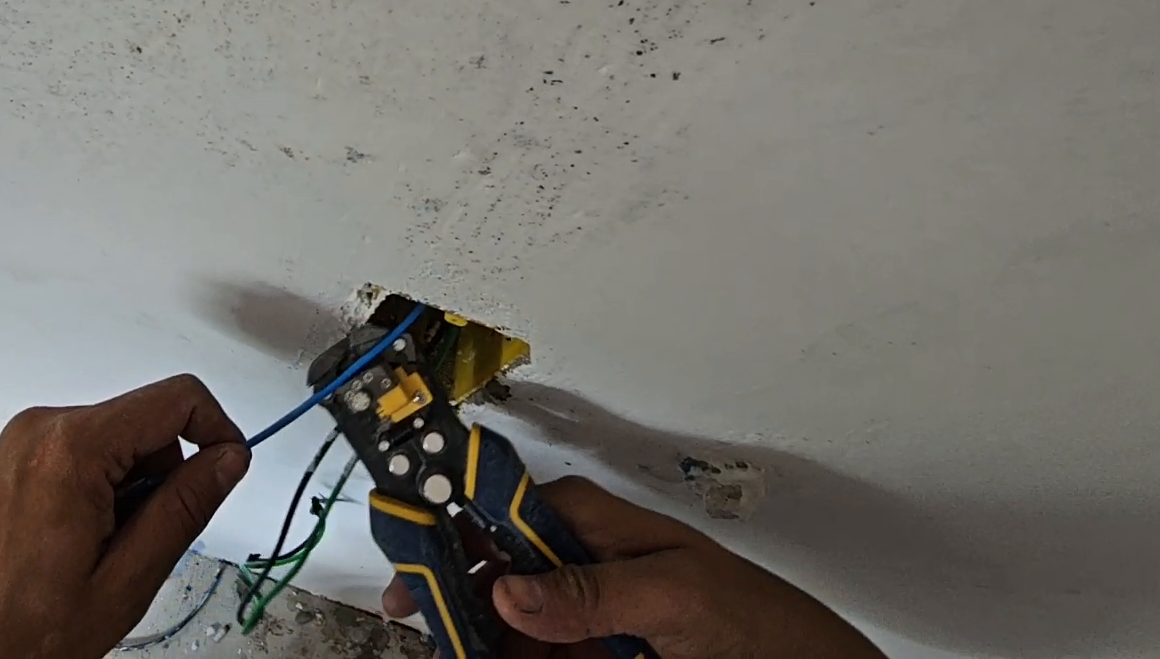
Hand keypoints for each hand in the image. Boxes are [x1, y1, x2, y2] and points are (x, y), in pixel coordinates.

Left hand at [0, 374, 249, 658]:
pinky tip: (77, 545)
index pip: (178, 397)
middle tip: (147, 542)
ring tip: (102, 555)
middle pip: (146, 420)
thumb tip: (228, 460)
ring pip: (116, 439)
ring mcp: (21, 441)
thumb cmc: (4, 642)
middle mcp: (44, 427)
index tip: (227, 469)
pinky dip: (99, 488)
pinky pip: (81, 452)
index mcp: (75, 447)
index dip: (218, 429)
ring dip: (130, 488)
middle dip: (166, 474)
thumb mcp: (120, 583)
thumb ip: (184, 510)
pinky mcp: (9, 459)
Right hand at [384, 476, 884, 658]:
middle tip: (412, 624)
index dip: (448, 536)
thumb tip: (508, 592)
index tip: (412, 570)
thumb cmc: (747, 614)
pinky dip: (504, 657)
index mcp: (581, 519)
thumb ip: (589, 592)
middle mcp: (568, 554)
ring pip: (502, 618)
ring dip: (472, 637)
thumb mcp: (670, 594)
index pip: (496, 515)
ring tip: (446, 648)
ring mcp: (574, 605)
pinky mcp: (583, 647)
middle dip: (451, 596)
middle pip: (490, 571)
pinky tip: (481, 657)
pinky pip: (529, 652)